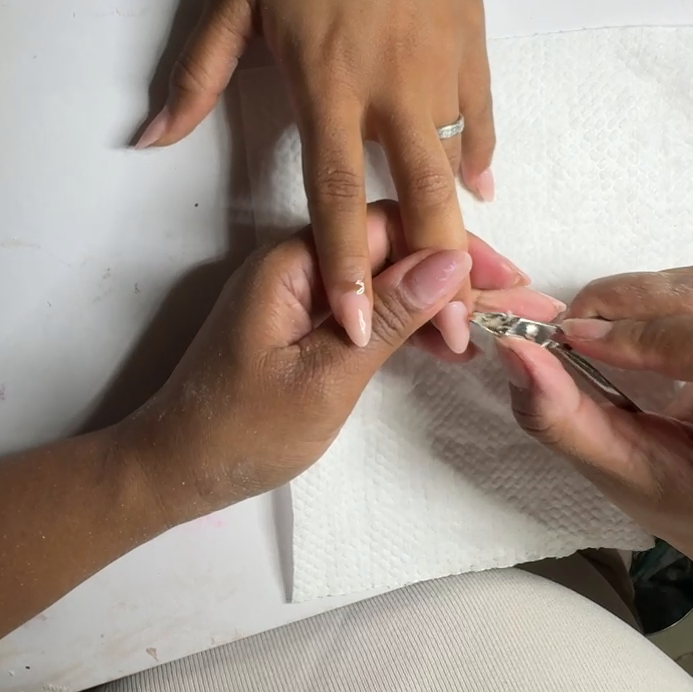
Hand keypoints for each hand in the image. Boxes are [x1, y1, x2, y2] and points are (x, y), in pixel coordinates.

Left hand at [120, 202, 558, 525]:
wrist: (178, 466)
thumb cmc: (245, 429)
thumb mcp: (326, 376)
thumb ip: (387, 316)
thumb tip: (451, 257)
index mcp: (293, 262)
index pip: (384, 225)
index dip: (445, 251)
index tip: (497, 289)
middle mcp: (296, 265)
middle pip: (386, 247)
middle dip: (449, 273)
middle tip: (514, 302)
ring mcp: (297, 295)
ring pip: (378, 279)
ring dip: (431, 302)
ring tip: (487, 329)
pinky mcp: (300, 324)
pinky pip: (360, 308)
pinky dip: (400, 324)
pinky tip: (442, 346)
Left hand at [136, 0, 499, 350]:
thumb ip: (198, 76)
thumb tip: (151, 135)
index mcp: (328, 84)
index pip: (336, 197)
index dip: (347, 269)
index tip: (355, 325)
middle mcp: (390, 87)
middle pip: (415, 199)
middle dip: (430, 273)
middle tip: (447, 333)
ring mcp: (441, 64)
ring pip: (456, 164)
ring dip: (461, 225)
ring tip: (470, 279)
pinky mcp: (473, 40)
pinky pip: (481, 114)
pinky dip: (480, 154)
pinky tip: (479, 187)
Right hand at [495, 259, 692, 560]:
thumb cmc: (686, 504)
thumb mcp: (612, 473)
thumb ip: (559, 415)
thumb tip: (514, 347)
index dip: (641, 332)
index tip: (575, 342)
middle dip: (628, 299)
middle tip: (574, 329)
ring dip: (646, 294)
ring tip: (611, 333)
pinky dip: (671, 296)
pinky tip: (655, 333)